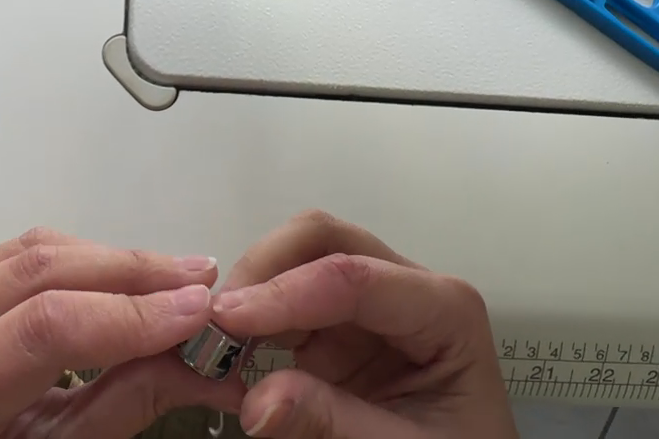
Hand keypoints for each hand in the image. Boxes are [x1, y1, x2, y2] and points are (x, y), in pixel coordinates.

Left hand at [0, 228, 245, 438]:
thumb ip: (129, 403)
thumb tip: (212, 365)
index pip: (43, 331)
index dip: (128, 314)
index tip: (198, 309)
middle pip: (38, 274)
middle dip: (130, 272)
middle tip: (200, 278)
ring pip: (30, 251)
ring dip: (110, 259)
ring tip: (173, 275)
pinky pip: (15, 254)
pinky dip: (77, 257)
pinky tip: (120, 272)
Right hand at [210, 211, 516, 438]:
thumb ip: (332, 422)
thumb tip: (254, 402)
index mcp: (442, 308)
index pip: (353, 275)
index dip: (286, 291)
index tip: (228, 318)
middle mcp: (405, 286)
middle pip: (324, 238)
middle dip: (266, 266)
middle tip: (219, 314)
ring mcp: (370, 301)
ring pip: (299, 255)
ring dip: (255, 285)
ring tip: (216, 331)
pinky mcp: (340, 324)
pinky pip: (289, 299)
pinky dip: (256, 316)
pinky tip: (232, 344)